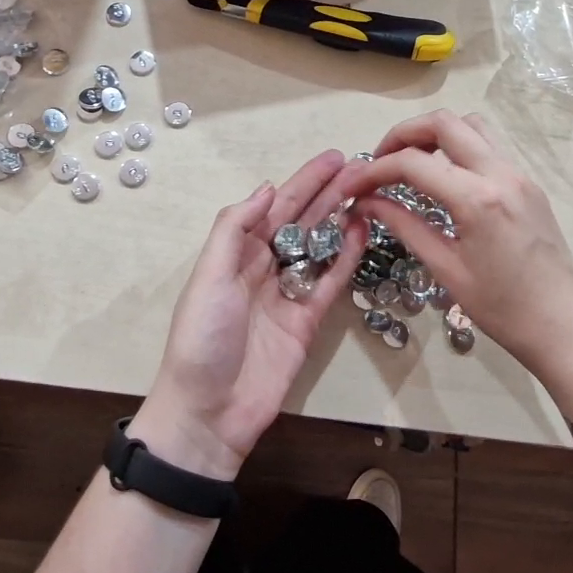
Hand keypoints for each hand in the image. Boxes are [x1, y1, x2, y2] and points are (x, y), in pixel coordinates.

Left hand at [132, 149, 365, 480]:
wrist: (208, 413)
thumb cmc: (202, 339)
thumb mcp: (209, 276)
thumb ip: (235, 230)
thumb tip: (267, 189)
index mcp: (237, 253)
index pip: (277, 207)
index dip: (305, 181)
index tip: (334, 158)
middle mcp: (264, 267)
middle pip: (303, 221)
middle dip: (330, 193)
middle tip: (363, 168)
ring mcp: (289, 293)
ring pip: (320, 247)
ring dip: (342, 219)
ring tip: (370, 191)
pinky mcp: (308, 321)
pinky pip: (330, 282)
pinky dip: (347, 257)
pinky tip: (363, 231)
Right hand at [331, 110, 572, 370]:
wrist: (564, 325)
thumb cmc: (502, 309)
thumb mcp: (446, 269)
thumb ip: (405, 226)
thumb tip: (366, 202)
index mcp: (478, 199)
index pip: (413, 162)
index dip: (375, 170)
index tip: (354, 186)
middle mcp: (501, 173)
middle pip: (443, 123)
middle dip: (403, 134)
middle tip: (380, 162)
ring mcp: (520, 174)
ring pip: (471, 125)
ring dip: (435, 134)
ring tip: (412, 163)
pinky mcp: (529, 183)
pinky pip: (490, 145)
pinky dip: (460, 146)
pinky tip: (444, 177)